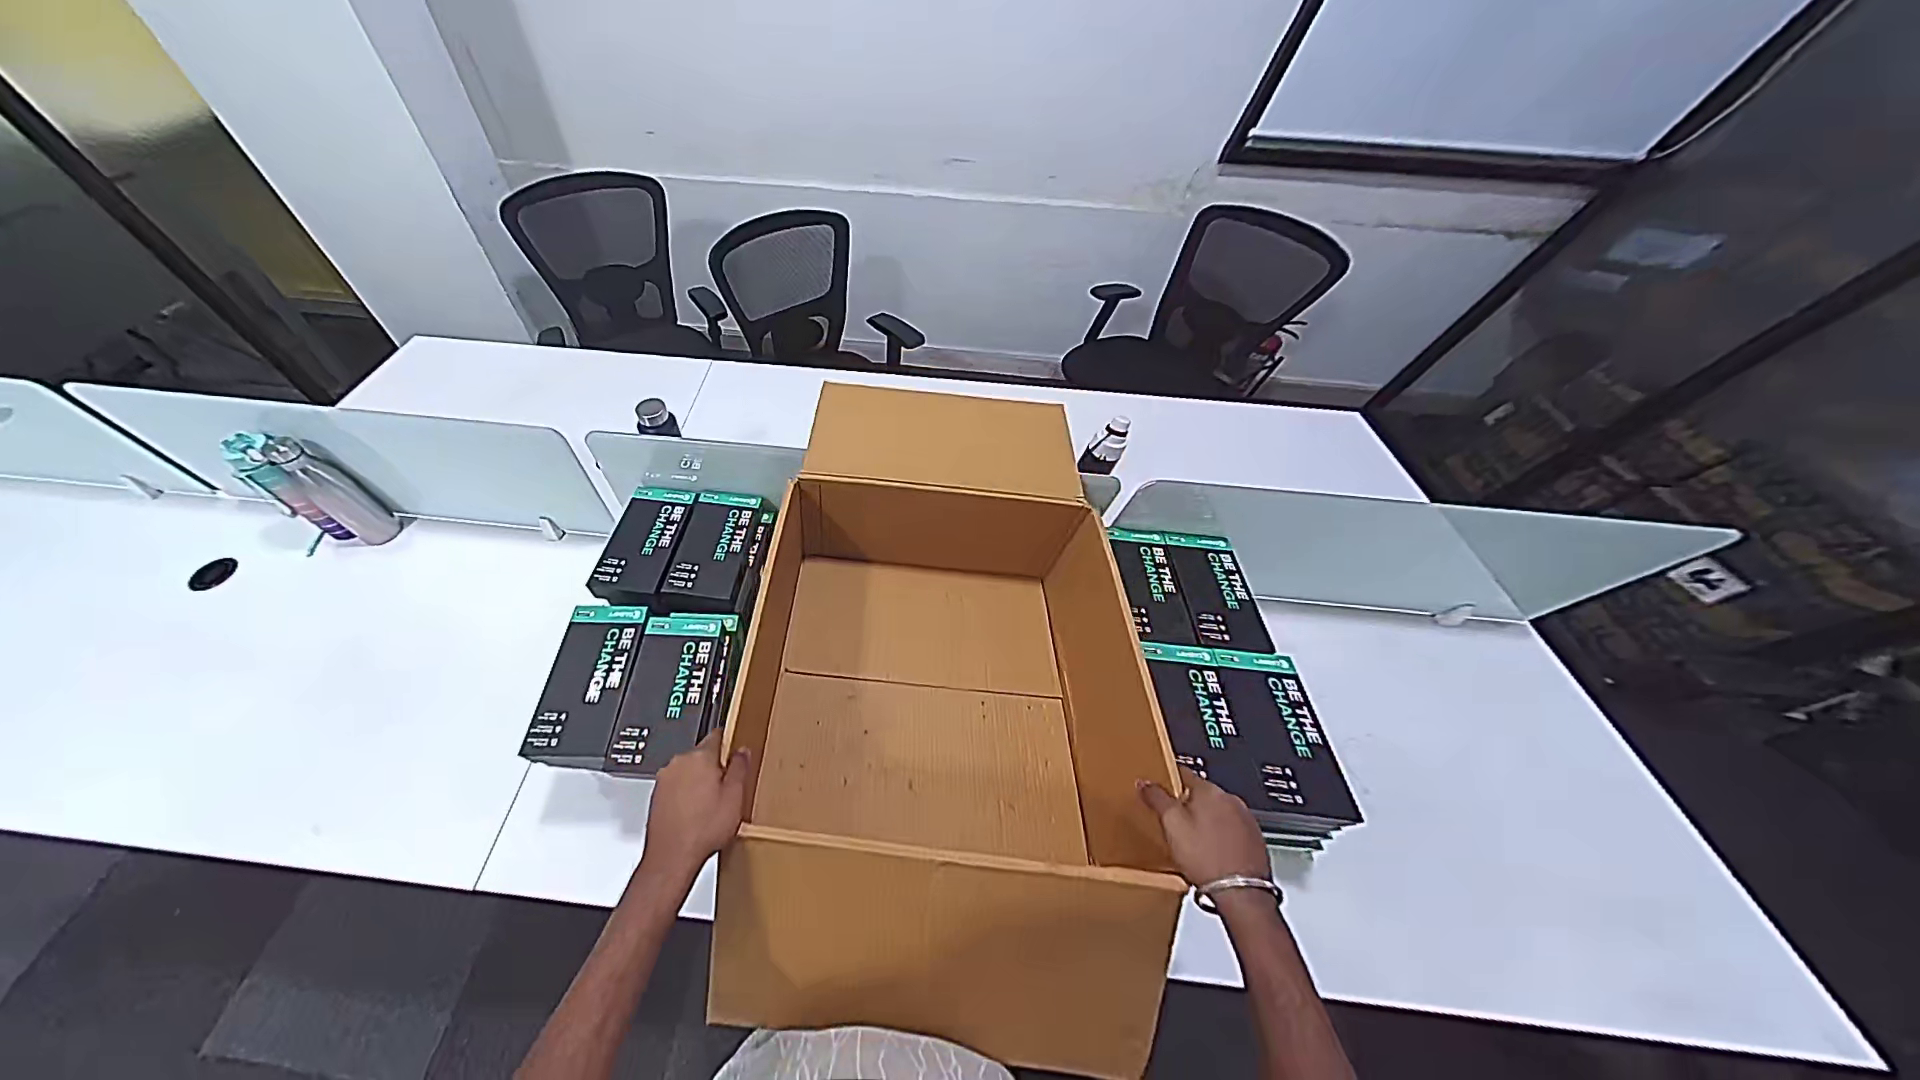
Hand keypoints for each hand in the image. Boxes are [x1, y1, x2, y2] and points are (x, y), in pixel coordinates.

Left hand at [640, 731, 754, 884]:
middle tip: (728, 787)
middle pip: (702, 754)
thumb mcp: (735, 796)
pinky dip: (686, 795)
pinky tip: (696, 815)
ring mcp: (664, 780)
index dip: (730, 741)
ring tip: (712, 806)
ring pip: (688, 771)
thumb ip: (740, 767)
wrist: (671, 858)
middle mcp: (678, 763)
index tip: (736, 749)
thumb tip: (742, 751)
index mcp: (700, 757)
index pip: (717, 735)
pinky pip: (676, 787)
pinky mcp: (656, 796)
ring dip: (699, 781)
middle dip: (715, 766)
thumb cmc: (702, 830)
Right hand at [1138, 767, 1270, 887]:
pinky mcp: (1255, 840)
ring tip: (1193, 844)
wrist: (1241, 894)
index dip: (1169, 779)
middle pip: (1202, 794)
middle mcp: (1231, 800)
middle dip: (1188, 805)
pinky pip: (1231, 831)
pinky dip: (1221, 837)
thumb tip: (1145, 783)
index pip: (1184, 773)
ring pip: (1218, 813)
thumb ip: (1157, 798)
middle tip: (1175, 823)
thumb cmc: (1208, 860)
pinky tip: (1212, 854)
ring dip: (1206, 822)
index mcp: (1210, 790)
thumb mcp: (1171, 824)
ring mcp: (1246, 820)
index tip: (1162, 786)